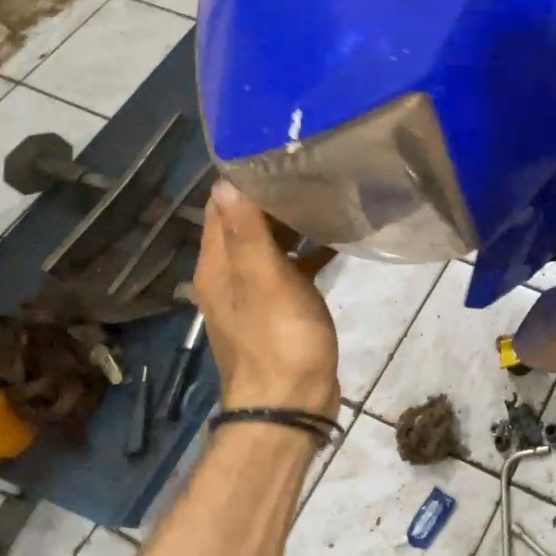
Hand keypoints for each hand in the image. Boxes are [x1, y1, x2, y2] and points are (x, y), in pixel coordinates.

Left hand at [194, 180, 340, 419]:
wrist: (290, 405)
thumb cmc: (279, 338)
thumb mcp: (264, 280)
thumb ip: (247, 233)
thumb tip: (228, 181)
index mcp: (218, 267)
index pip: (220, 208)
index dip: (243, 178)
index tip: (279, 151)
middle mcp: (230, 277)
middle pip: (246, 224)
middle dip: (274, 195)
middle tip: (314, 167)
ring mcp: (256, 295)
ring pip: (271, 245)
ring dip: (293, 222)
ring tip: (329, 194)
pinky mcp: (282, 310)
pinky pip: (292, 269)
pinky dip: (308, 252)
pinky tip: (338, 240)